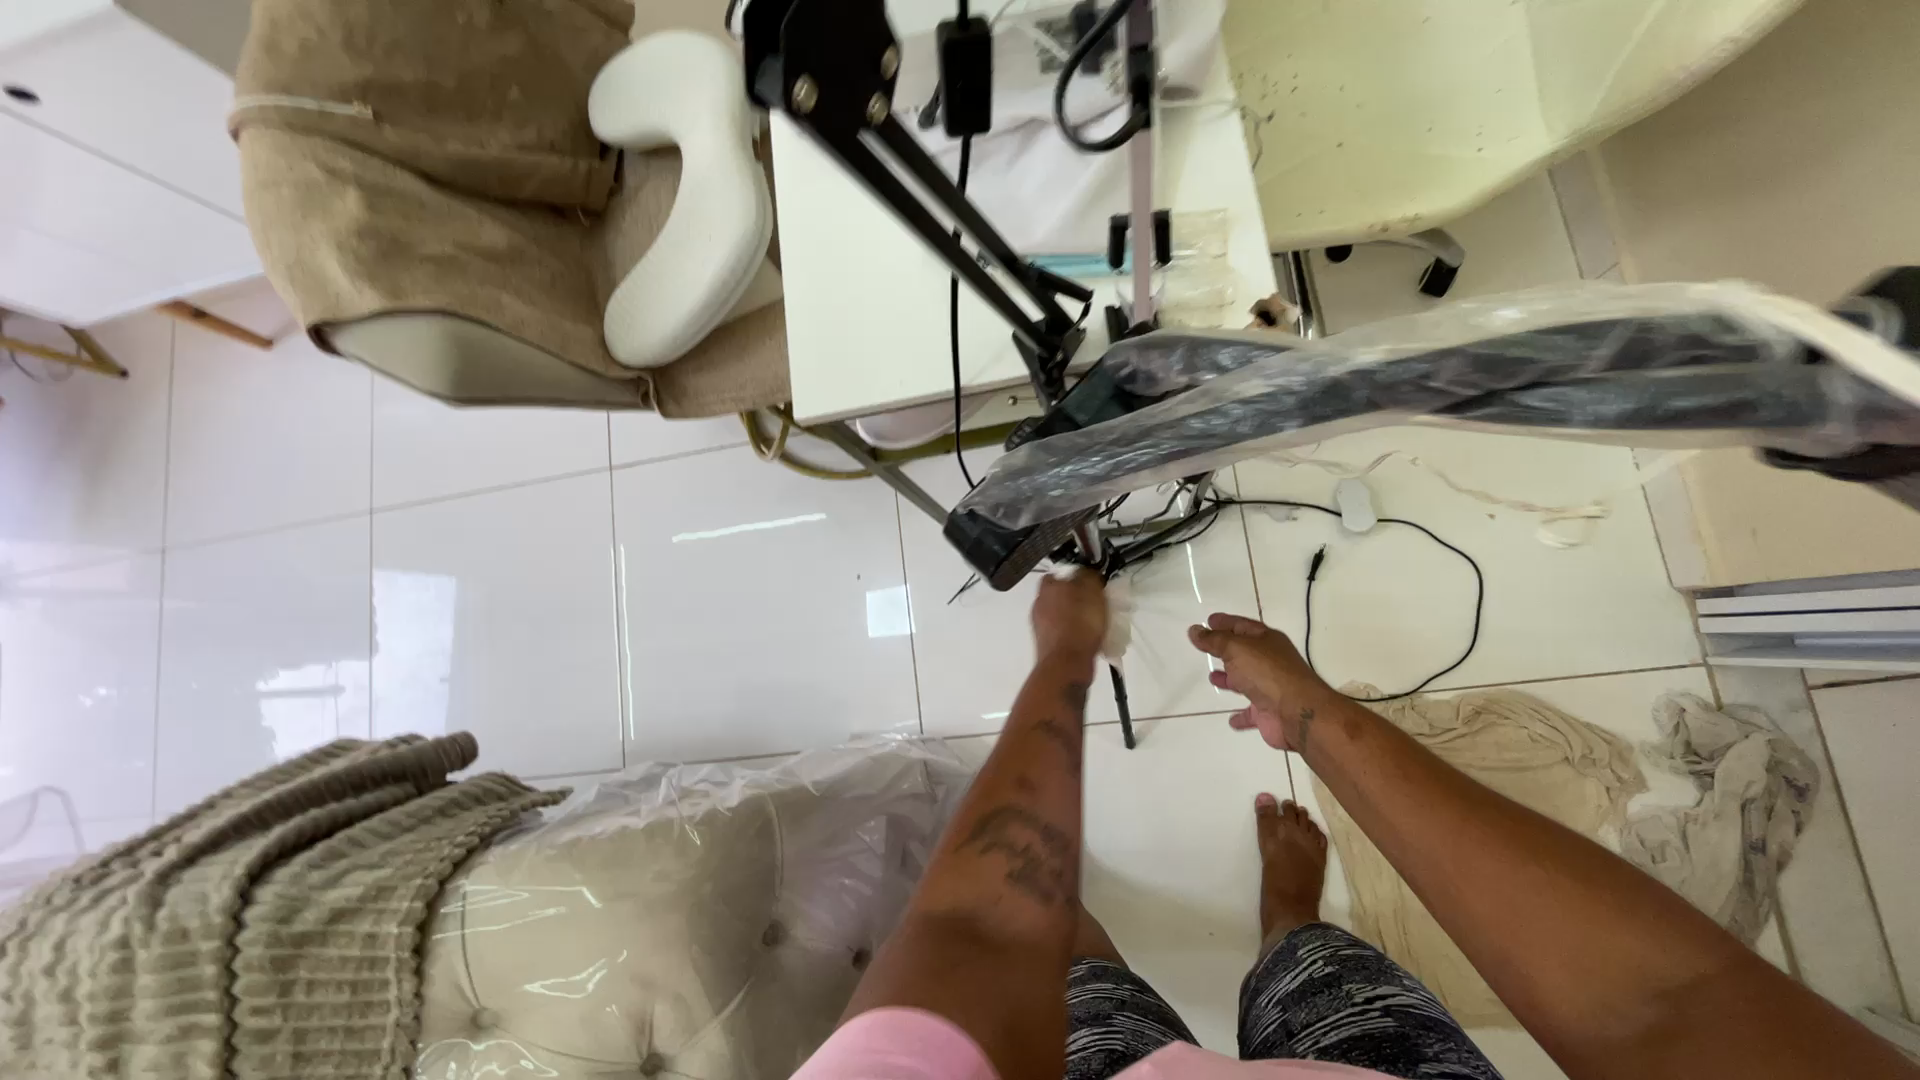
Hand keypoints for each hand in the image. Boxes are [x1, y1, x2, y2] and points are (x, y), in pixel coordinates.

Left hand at [1032, 568, 1107, 663]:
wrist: (1067, 663)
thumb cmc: (1080, 624)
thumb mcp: (1091, 592)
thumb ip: (1087, 577)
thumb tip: (1085, 573)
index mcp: (1047, 588)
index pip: (1057, 574)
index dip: (1074, 577)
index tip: (1089, 583)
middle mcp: (1039, 605)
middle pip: (1059, 596)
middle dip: (1076, 599)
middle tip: (1095, 604)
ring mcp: (1040, 627)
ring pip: (1061, 616)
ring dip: (1077, 618)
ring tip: (1097, 624)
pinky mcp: (1047, 645)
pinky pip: (1063, 633)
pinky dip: (1075, 635)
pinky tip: (1090, 640)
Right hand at [1187, 613, 1335, 751]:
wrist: (1297, 713)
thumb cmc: (1266, 673)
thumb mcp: (1236, 649)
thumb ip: (1214, 640)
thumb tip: (1194, 630)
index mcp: (1266, 641)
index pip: (1242, 626)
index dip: (1225, 622)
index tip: (1208, 621)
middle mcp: (1270, 662)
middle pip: (1244, 653)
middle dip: (1226, 650)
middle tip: (1206, 647)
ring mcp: (1270, 688)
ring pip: (1246, 680)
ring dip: (1230, 679)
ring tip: (1212, 678)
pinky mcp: (1268, 712)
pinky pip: (1251, 713)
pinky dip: (1241, 716)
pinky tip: (1231, 719)